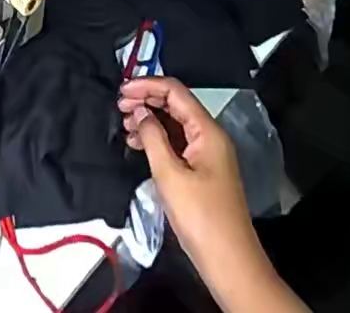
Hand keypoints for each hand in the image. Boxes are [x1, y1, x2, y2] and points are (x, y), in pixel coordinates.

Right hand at [118, 77, 256, 270]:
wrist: (230, 264)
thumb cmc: (200, 218)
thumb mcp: (170, 176)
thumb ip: (153, 138)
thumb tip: (139, 111)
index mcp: (207, 130)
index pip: (175, 91)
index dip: (147, 85)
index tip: (121, 91)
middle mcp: (209, 135)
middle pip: (175, 104)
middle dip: (147, 100)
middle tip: (119, 107)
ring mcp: (207, 152)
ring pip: (175, 123)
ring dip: (149, 119)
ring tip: (125, 126)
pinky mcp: (203, 169)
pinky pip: (177, 141)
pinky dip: (157, 138)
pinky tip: (138, 144)